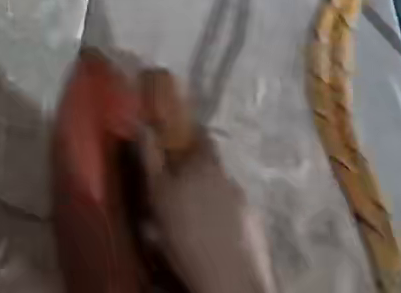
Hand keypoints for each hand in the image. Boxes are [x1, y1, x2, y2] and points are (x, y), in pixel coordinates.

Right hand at [143, 128, 277, 292]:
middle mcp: (231, 178)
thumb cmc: (186, 232)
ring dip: (207, 196)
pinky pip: (234, 215)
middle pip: (211, 165)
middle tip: (174, 185)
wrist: (230, 284)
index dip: (188, 132)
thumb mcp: (157, 192)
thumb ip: (150, 155)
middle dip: (194, 170)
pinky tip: (208, 234)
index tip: (172, 137)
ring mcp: (248, 207)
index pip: (203, 134)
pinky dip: (221, 218)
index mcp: (207, 163)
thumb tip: (143, 124)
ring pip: (222, 192)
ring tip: (190, 214)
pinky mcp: (257, 233)